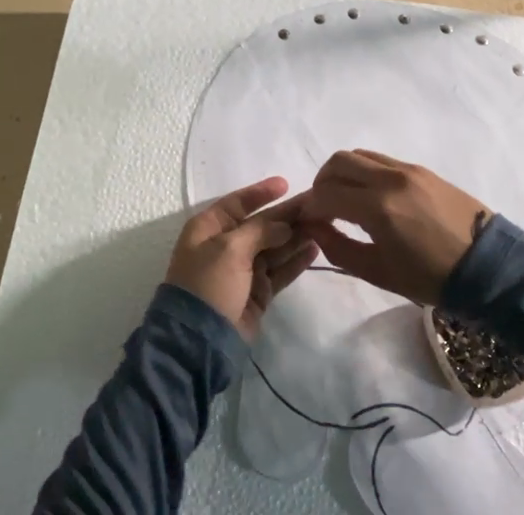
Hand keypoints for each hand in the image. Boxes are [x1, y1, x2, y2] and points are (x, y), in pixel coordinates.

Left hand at [165, 176, 319, 339]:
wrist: (200, 340)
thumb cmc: (209, 283)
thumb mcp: (229, 249)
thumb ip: (259, 231)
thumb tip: (284, 225)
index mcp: (208, 228)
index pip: (237, 203)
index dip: (260, 193)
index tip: (285, 183)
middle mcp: (225, 246)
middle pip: (261, 225)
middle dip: (287, 215)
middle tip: (319, 204)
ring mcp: (243, 270)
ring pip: (274, 247)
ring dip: (296, 236)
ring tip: (324, 223)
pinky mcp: (258, 292)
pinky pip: (280, 271)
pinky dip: (296, 261)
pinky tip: (315, 248)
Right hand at [298, 149, 492, 304]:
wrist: (490, 269)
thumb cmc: (432, 278)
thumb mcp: (379, 272)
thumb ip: (338, 248)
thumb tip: (313, 227)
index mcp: (378, 208)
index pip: (325, 195)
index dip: (309, 208)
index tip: (306, 222)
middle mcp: (390, 179)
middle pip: (338, 163)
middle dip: (322, 183)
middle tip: (323, 207)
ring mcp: (408, 170)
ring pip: (359, 155)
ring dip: (343, 173)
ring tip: (346, 199)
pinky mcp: (423, 170)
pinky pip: (382, 160)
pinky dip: (365, 172)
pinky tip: (372, 197)